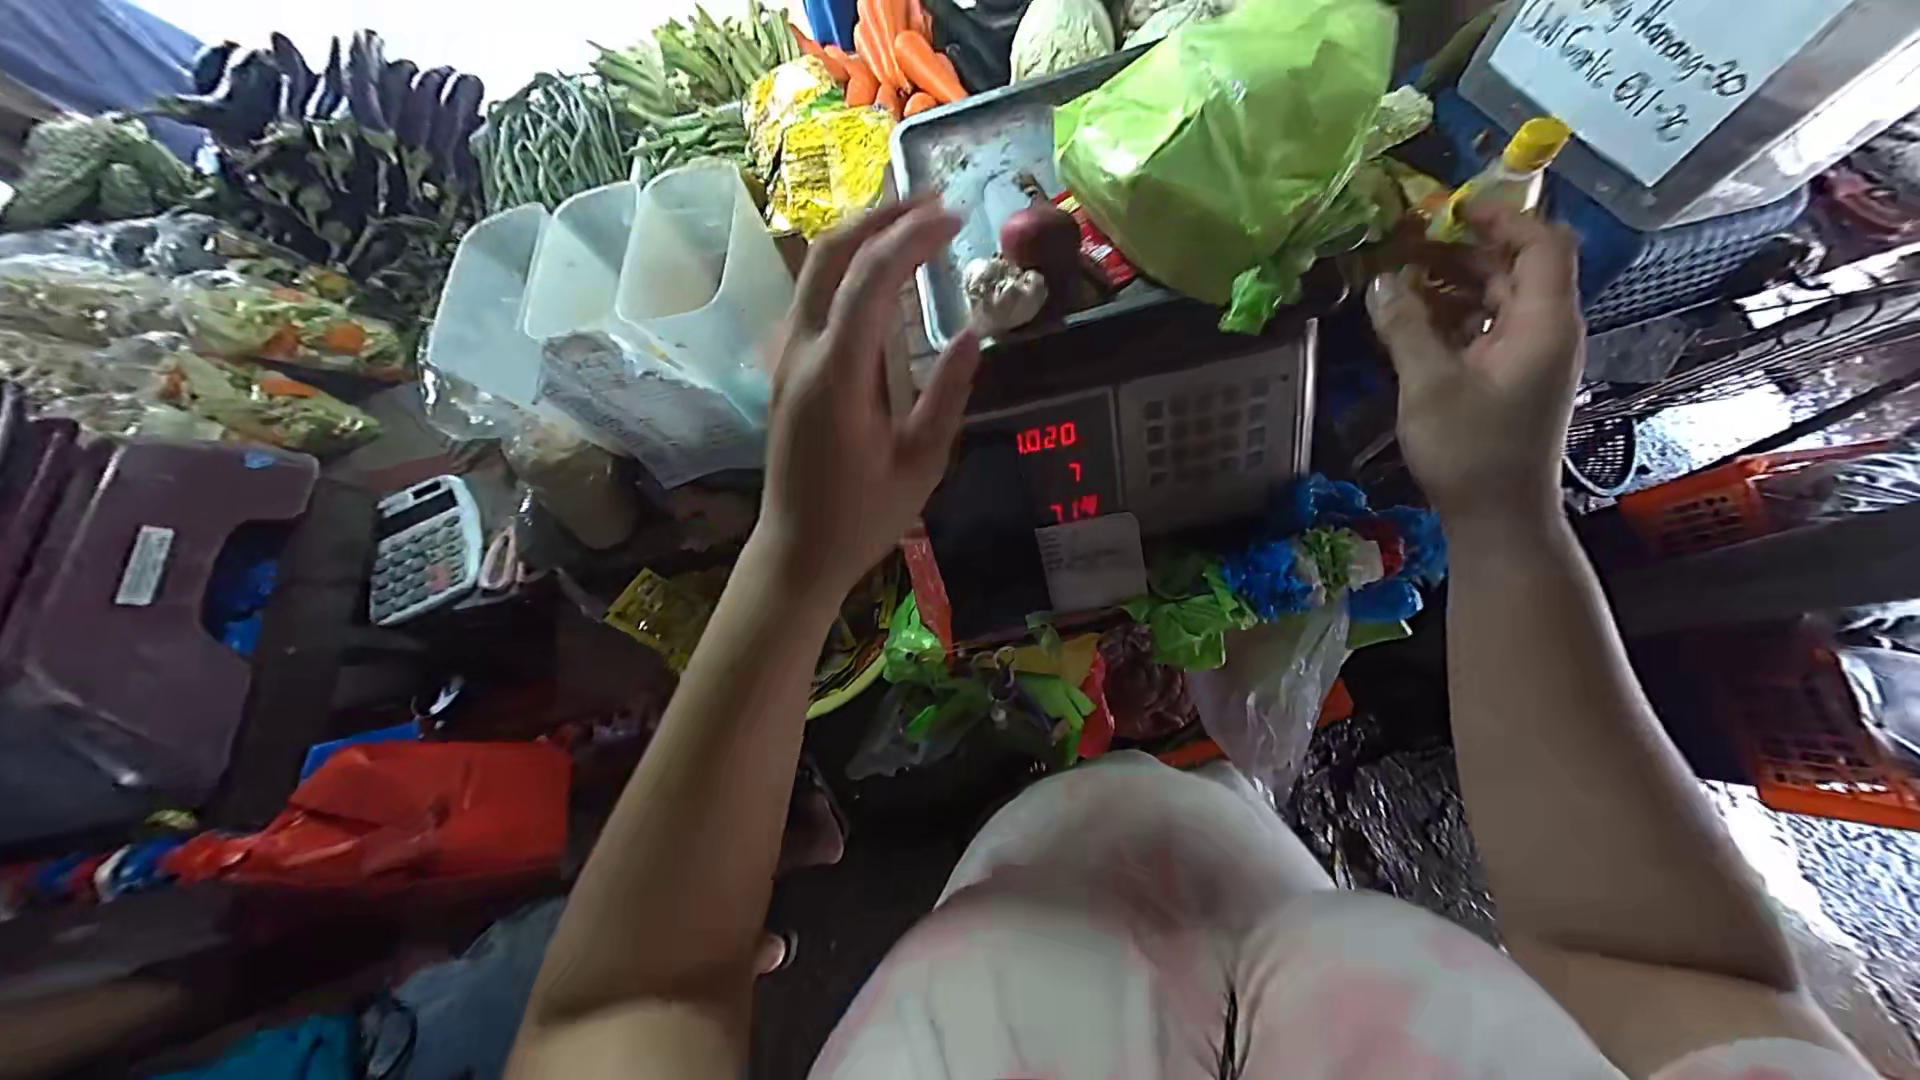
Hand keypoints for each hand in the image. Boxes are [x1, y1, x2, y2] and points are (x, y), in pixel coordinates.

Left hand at [752, 196, 981, 601]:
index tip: (956, 216)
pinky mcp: (786, 371)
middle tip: (931, 199)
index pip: (871, 280)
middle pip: (830, 255)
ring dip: (861, 237)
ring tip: (911, 221)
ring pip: (814, 272)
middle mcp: (801, 355)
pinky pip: (813, 301)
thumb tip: (975, 334)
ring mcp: (786, 360)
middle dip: (880, 216)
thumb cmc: (864, 517)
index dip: (914, 237)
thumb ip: (949, 394)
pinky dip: (847, 272)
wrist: (798, 550)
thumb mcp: (922, 462)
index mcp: (836, 377)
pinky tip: (879, 276)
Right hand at [1367, 204, 1584, 526]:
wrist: (1496, 511)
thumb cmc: (1469, 447)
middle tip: (1410, 242)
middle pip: (1515, 270)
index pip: (1541, 246)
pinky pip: (1482, 331)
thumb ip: (1405, 328)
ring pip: (1494, 302)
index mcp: (1542, 323)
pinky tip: (1411, 320)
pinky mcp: (1506, 378)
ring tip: (1401, 276)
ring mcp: (1526, 356)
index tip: (1454, 208)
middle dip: (1466, 250)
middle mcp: (1544, 331)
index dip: (1503, 218)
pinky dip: (1450, 318)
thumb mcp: (1429, 385)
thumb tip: (1380, 281)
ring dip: (1452, 285)